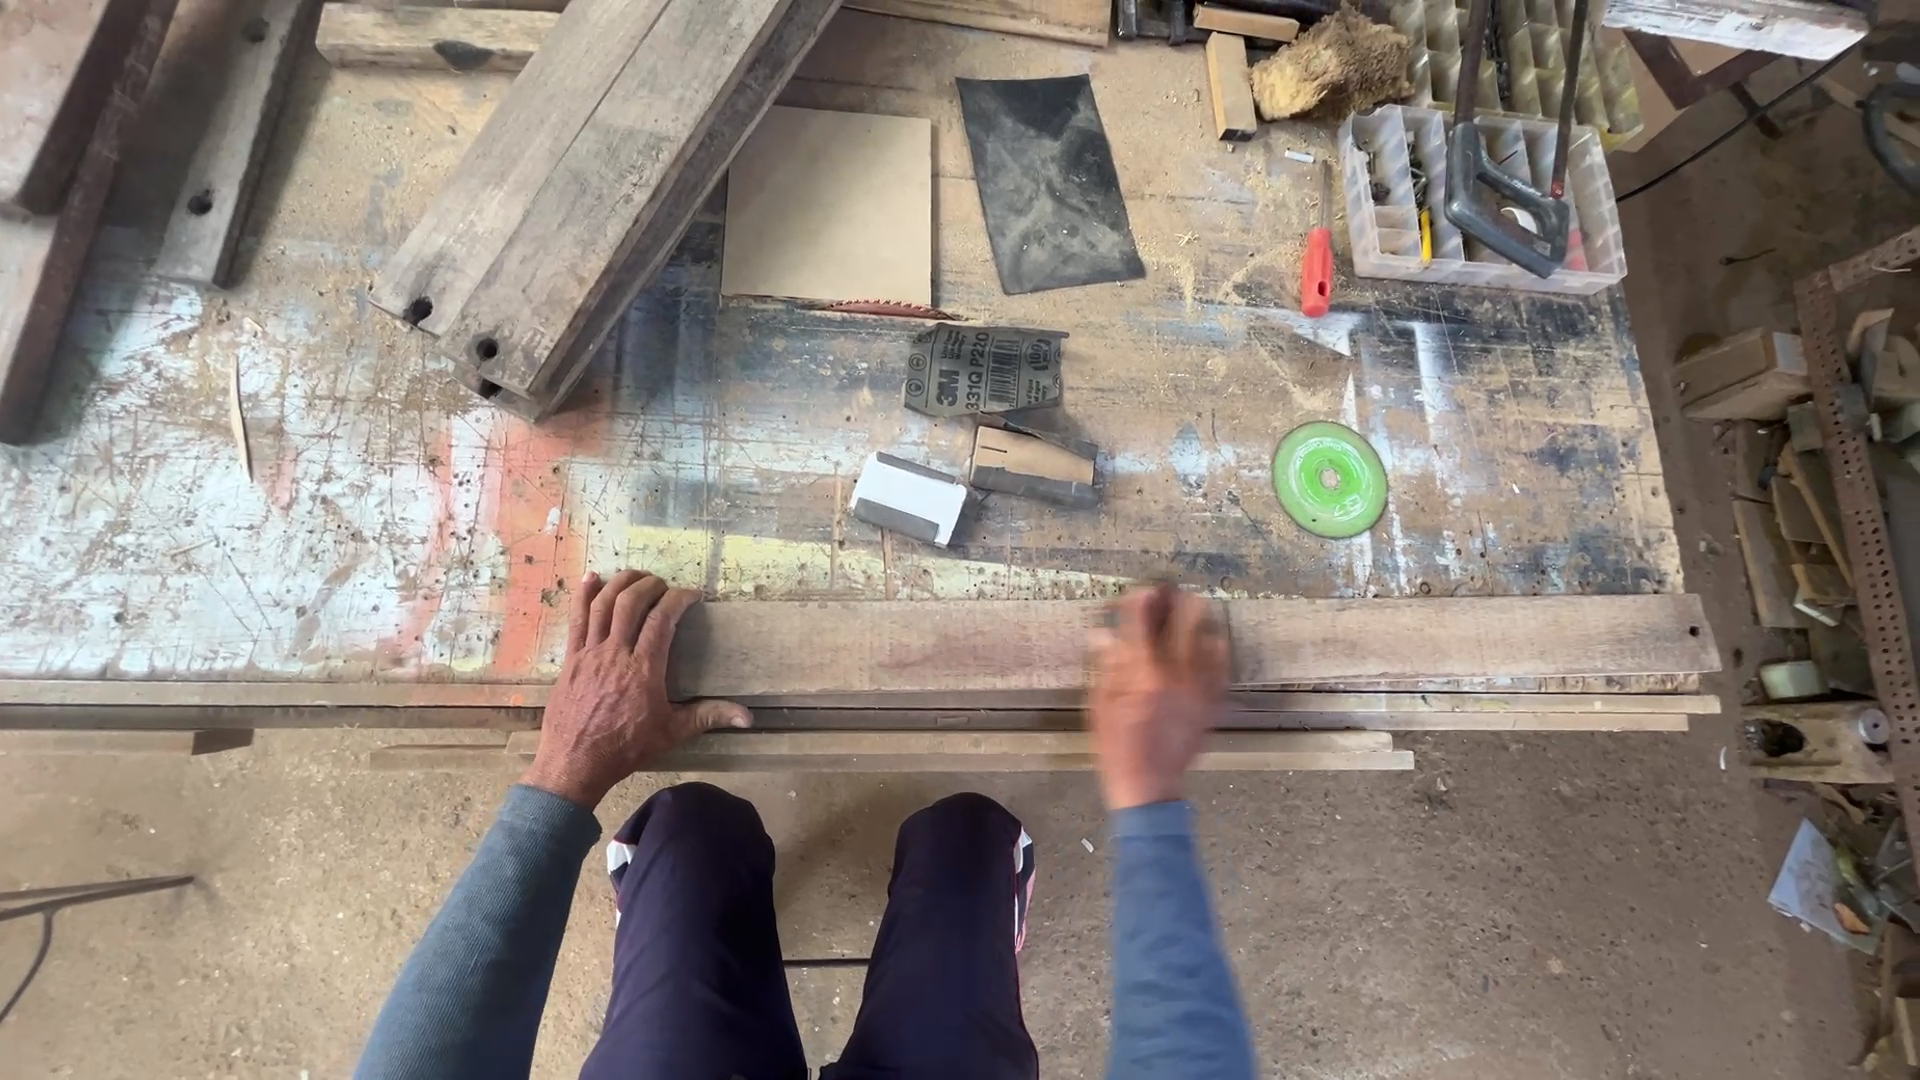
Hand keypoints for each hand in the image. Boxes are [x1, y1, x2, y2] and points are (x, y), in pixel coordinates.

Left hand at [521, 570, 749, 809]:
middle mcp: (615, 654)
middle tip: (664, 585)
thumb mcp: (673, 732)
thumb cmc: (627, 747)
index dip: (678, 598)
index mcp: (644, 669)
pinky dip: (584, 594)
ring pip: (602, 604)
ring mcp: (589, 654)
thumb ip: (710, 716)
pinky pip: (576, 619)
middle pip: (631, 603)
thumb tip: (748, 717)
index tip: (692, 594)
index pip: (662, 619)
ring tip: (636, 576)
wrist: (575, 765)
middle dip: (650, 585)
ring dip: (621, 583)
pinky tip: (592, 577)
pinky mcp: (571, 659)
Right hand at [1087, 583, 1228, 810]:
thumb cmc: (1116, 745)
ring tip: (1188, 609)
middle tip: (1167, 593)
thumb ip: (1107, 664)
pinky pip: (1222, 665)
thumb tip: (1104, 633)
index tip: (1138, 591)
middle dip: (1175, 599)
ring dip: (1197, 618)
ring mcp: (1200, 688)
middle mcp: (1177, 674)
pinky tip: (1208, 640)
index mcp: (1143, 673)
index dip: (1140, 598)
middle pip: (1185, 618)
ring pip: (1209, 636)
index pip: (1143, 620)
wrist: (1148, 785)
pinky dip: (1215, 647)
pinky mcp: (1213, 703)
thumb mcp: (1101, 703)